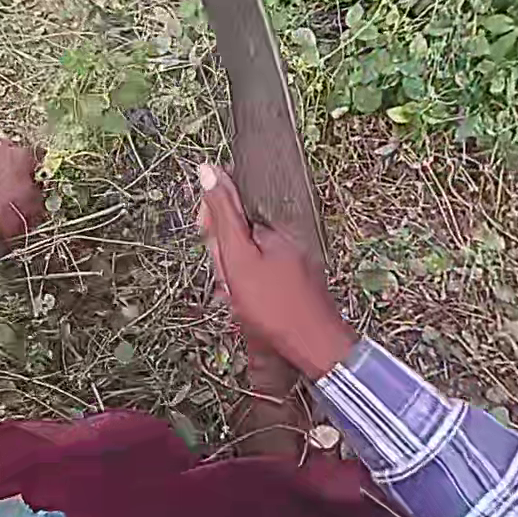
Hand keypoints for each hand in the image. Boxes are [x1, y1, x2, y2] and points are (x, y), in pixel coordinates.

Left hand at [0, 141, 45, 242]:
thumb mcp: (33, 208)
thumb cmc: (6, 212)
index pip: (37, 156)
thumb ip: (38, 193)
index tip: (36, 179)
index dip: (37, 169)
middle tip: (15, 185)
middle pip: (12, 155)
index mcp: (22, 155)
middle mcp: (1, 149)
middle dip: (14, 167)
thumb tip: (36, 190)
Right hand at [196, 162, 356, 378]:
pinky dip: (248, 284)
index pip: (232, 198)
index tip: (204, 234)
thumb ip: (223, 214)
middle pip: (237, 228)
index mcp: (274, 221)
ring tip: (235, 294)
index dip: (211, 217)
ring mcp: (293, 255)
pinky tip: (246, 302)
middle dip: (222, 251)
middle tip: (226, 276)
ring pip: (246, 252)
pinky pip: (260, 269)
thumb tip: (207, 170)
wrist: (313, 346)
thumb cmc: (272, 304)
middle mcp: (286, 232)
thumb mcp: (238, 257)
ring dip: (233, 272)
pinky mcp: (296, 275)